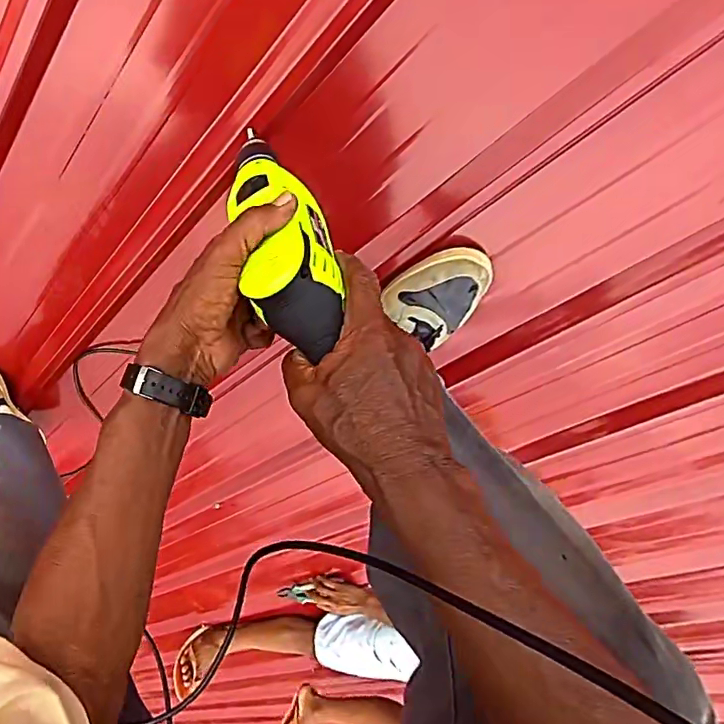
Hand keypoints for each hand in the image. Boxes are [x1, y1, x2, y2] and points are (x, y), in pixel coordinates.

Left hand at [137, 194, 296, 386]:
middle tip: (290, 266)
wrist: (188, 352)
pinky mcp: (252, 324)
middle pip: (278, 257)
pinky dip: (273, 325)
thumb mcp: (223, 256)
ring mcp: (245, 299)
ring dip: (281, 298)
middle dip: (289, 263)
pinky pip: (278, 319)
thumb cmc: (190, 308)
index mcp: (228, 248)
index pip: (260, 221)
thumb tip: (282, 202)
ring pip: (282, 289)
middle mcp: (237, 272)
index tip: (301, 208)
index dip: (280, 213)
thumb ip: (252, 226)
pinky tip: (259, 325)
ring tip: (269, 301)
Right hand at [282, 252, 453, 488]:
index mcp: (366, 335)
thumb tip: (298, 357)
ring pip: (384, 341)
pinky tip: (370, 395)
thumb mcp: (307, 397)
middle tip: (331, 343)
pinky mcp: (426, 377)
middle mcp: (396, 340)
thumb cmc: (365, 434)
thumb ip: (296, 365)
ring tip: (351, 381)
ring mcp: (416, 358)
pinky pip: (399, 362)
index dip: (345, 262)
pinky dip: (383, 371)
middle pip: (368, 314)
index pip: (359, 278)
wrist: (405, 464)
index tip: (336, 259)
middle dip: (348, 325)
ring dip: (366, 352)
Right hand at [301, 574, 381, 617]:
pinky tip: (320, 577)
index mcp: (334, 610)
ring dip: (314, 584)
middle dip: (310, 592)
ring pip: (320, 588)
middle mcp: (332, 602)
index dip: (313, 601)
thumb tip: (328, 605)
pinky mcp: (339, 586)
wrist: (367, 604)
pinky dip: (322, 579)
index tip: (308, 597)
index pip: (320, 605)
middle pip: (317, 597)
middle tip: (305, 588)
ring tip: (311, 580)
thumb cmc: (358, 608)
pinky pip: (328, 582)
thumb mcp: (344, 612)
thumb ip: (335, 608)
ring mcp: (335, 594)